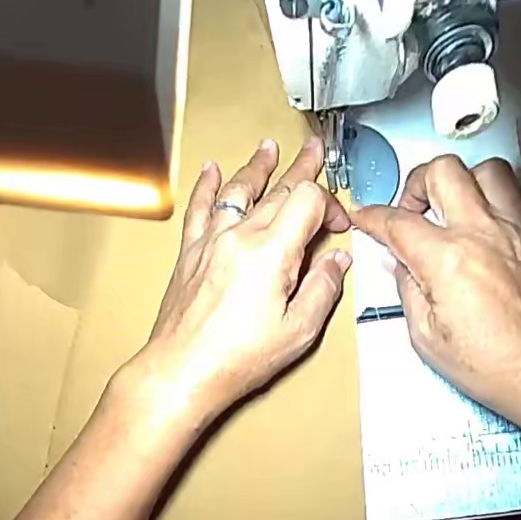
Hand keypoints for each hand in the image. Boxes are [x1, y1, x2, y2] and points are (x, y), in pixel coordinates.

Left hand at [115, 136, 353, 434]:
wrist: (182, 371)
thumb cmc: (234, 359)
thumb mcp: (298, 331)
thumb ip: (323, 289)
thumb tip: (336, 262)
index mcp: (271, 253)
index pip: (308, 201)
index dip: (330, 206)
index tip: (338, 225)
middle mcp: (238, 238)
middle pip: (276, 190)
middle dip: (301, 170)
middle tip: (313, 151)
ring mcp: (210, 243)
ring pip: (237, 191)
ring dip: (257, 167)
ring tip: (268, 149)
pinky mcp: (190, 255)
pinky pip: (199, 210)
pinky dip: (206, 187)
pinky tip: (210, 172)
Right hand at [353, 155, 520, 453]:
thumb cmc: (492, 365)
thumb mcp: (426, 337)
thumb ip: (409, 290)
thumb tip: (403, 265)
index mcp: (446, 260)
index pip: (396, 222)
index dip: (371, 217)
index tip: (364, 218)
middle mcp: (483, 233)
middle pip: (442, 171)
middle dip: (416, 184)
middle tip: (412, 210)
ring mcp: (518, 228)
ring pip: (489, 169)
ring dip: (465, 182)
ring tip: (455, 208)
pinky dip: (507, 195)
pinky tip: (495, 217)